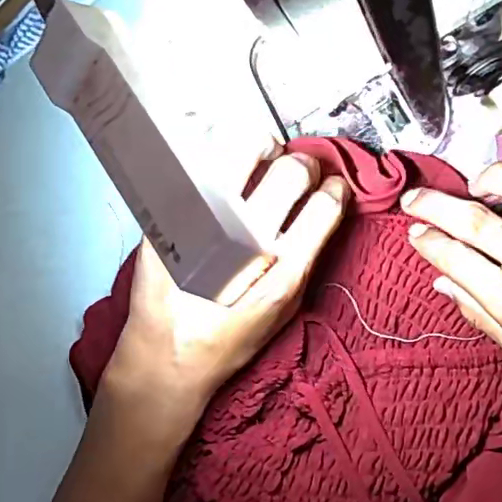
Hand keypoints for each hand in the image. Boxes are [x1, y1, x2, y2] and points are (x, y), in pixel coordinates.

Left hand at [103, 151, 345, 415]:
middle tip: (299, 171)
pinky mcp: (166, 215)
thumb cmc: (231, 337)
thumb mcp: (285, 309)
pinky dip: (216, 153)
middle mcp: (244, 243)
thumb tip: (325, 209)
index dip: (336, 189)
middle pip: (291, 172)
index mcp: (282, 272)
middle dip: (304, 165)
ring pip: (241, 151)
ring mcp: (201, 223)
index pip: (324, 206)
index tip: (334, 187)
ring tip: (263, 154)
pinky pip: (196, 161)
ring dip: (261, 147)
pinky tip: (224, 166)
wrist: (167, 354)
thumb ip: (307, 258)